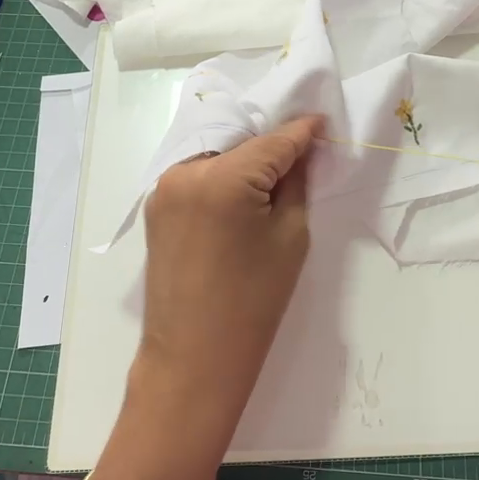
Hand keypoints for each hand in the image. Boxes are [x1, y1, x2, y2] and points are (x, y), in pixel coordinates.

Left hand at [138, 115, 321, 404]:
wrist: (194, 359)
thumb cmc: (253, 302)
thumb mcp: (290, 236)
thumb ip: (295, 183)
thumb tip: (300, 152)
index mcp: (223, 178)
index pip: (272, 141)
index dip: (301, 131)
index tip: (322, 121)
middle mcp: (186, 171)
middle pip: (240, 144)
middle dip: (271, 144)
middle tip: (302, 149)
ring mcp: (164, 187)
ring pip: (217, 156)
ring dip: (243, 160)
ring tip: (273, 173)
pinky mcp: (156, 205)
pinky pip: (197, 176)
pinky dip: (221, 176)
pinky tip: (242, 191)